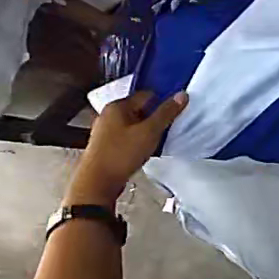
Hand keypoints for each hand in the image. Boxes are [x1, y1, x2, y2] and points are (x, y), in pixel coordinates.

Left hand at [64, 91, 187, 206]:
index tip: (172, 113)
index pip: (146, 95)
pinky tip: (141, 152)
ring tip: (154, 143)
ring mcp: (104, 131)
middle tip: (165, 130)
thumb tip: (181, 96)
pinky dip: (135, 142)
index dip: (162, 102)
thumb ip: (166, 113)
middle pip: (138, 110)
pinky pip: (125, 138)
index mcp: (117, 106)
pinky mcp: (104, 146)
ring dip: (145, 132)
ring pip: (132, 125)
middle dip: (153, 119)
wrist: (97, 184)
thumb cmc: (120, 154)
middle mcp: (108, 115)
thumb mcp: (149, 132)